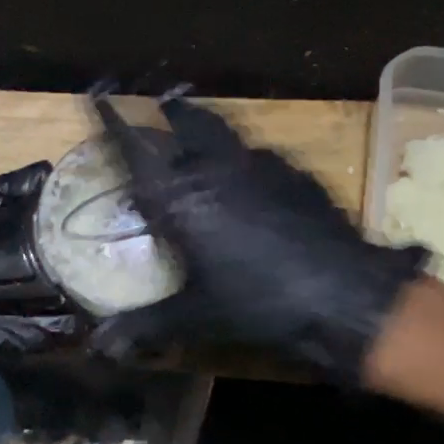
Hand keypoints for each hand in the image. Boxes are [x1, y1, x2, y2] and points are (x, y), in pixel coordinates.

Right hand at [88, 94, 427, 385]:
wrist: (344, 295)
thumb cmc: (259, 303)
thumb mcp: (196, 316)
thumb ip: (146, 324)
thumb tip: (99, 346)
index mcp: (181, 196)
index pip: (136, 148)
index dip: (113, 121)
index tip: (99, 98)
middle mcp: (215, 169)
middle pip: (184, 123)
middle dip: (165, 113)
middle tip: (155, 110)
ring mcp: (260, 166)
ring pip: (222, 131)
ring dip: (203, 127)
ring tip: (194, 131)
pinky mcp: (295, 174)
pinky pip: (257, 153)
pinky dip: (240, 156)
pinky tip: (246, 176)